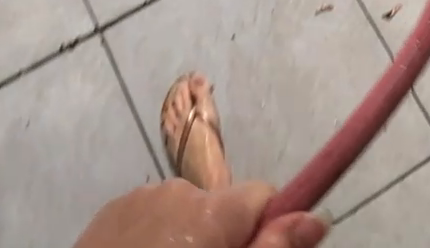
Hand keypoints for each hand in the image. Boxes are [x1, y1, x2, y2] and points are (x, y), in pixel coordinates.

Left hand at [71, 179, 326, 247]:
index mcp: (211, 209)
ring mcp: (140, 196)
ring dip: (191, 240)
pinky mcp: (112, 210)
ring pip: (187, 213)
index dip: (269, 229)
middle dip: (228, 240)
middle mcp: (177, 189)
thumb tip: (317, 217)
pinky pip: (152, 216)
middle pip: (224, 206)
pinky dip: (159, 239)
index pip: (262, 194)